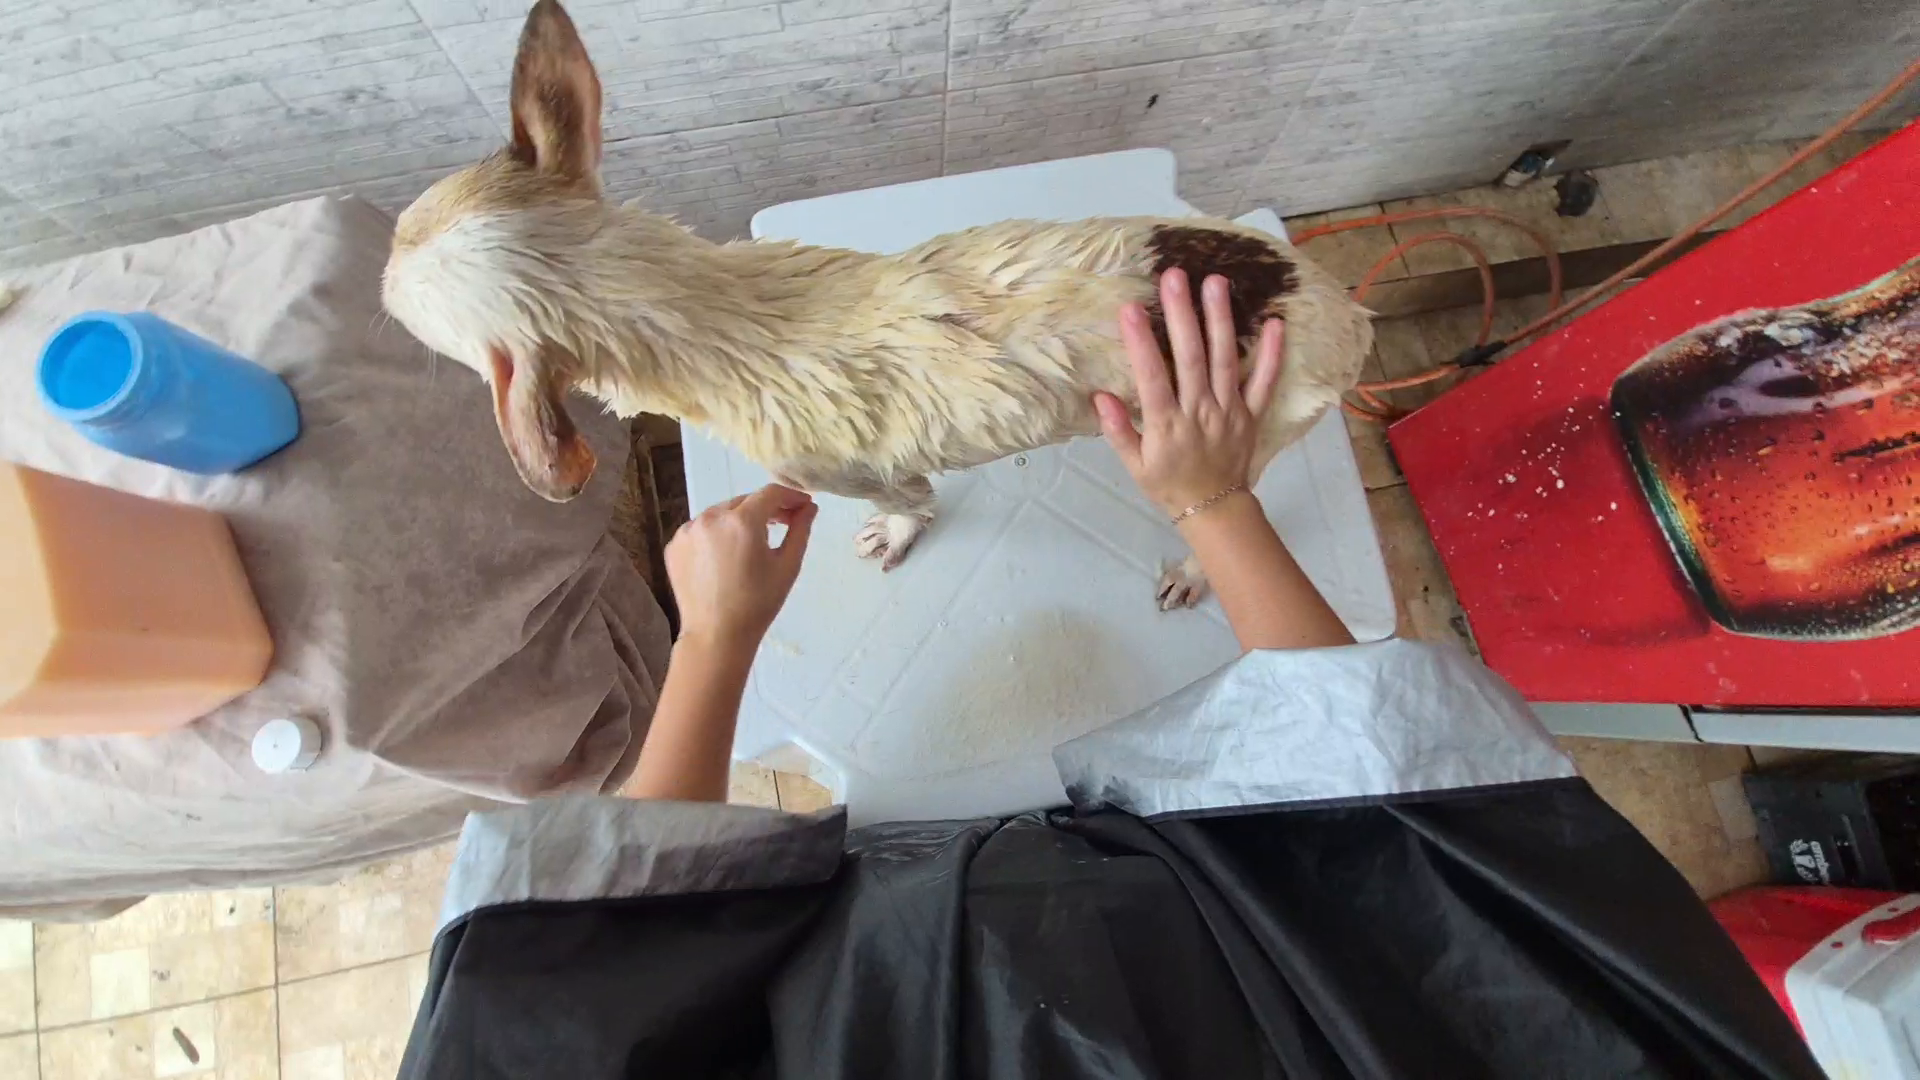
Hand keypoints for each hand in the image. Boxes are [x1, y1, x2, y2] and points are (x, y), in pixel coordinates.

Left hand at [666, 483, 816, 648]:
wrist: (716, 635)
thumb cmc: (759, 602)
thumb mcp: (787, 565)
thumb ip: (800, 529)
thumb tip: (809, 508)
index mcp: (742, 521)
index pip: (771, 493)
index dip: (791, 496)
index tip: (803, 505)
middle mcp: (711, 517)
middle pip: (745, 501)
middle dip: (767, 508)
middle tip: (785, 522)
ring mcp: (688, 530)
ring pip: (722, 513)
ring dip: (741, 520)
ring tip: (754, 541)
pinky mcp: (675, 545)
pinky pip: (702, 529)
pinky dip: (718, 534)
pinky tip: (728, 555)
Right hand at [1092, 268, 1282, 518]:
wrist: (1212, 509)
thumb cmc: (1168, 485)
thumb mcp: (1134, 466)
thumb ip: (1118, 431)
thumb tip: (1100, 397)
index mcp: (1167, 425)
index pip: (1152, 377)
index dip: (1140, 342)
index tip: (1130, 308)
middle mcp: (1199, 412)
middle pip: (1190, 357)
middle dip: (1181, 314)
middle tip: (1174, 277)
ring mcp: (1229, 410)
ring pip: (1224, 359)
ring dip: (1220, 319)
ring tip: (1215, 282)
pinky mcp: (1252, 414)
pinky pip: (1264, 382)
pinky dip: (1272, 354)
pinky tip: (1275, 323)